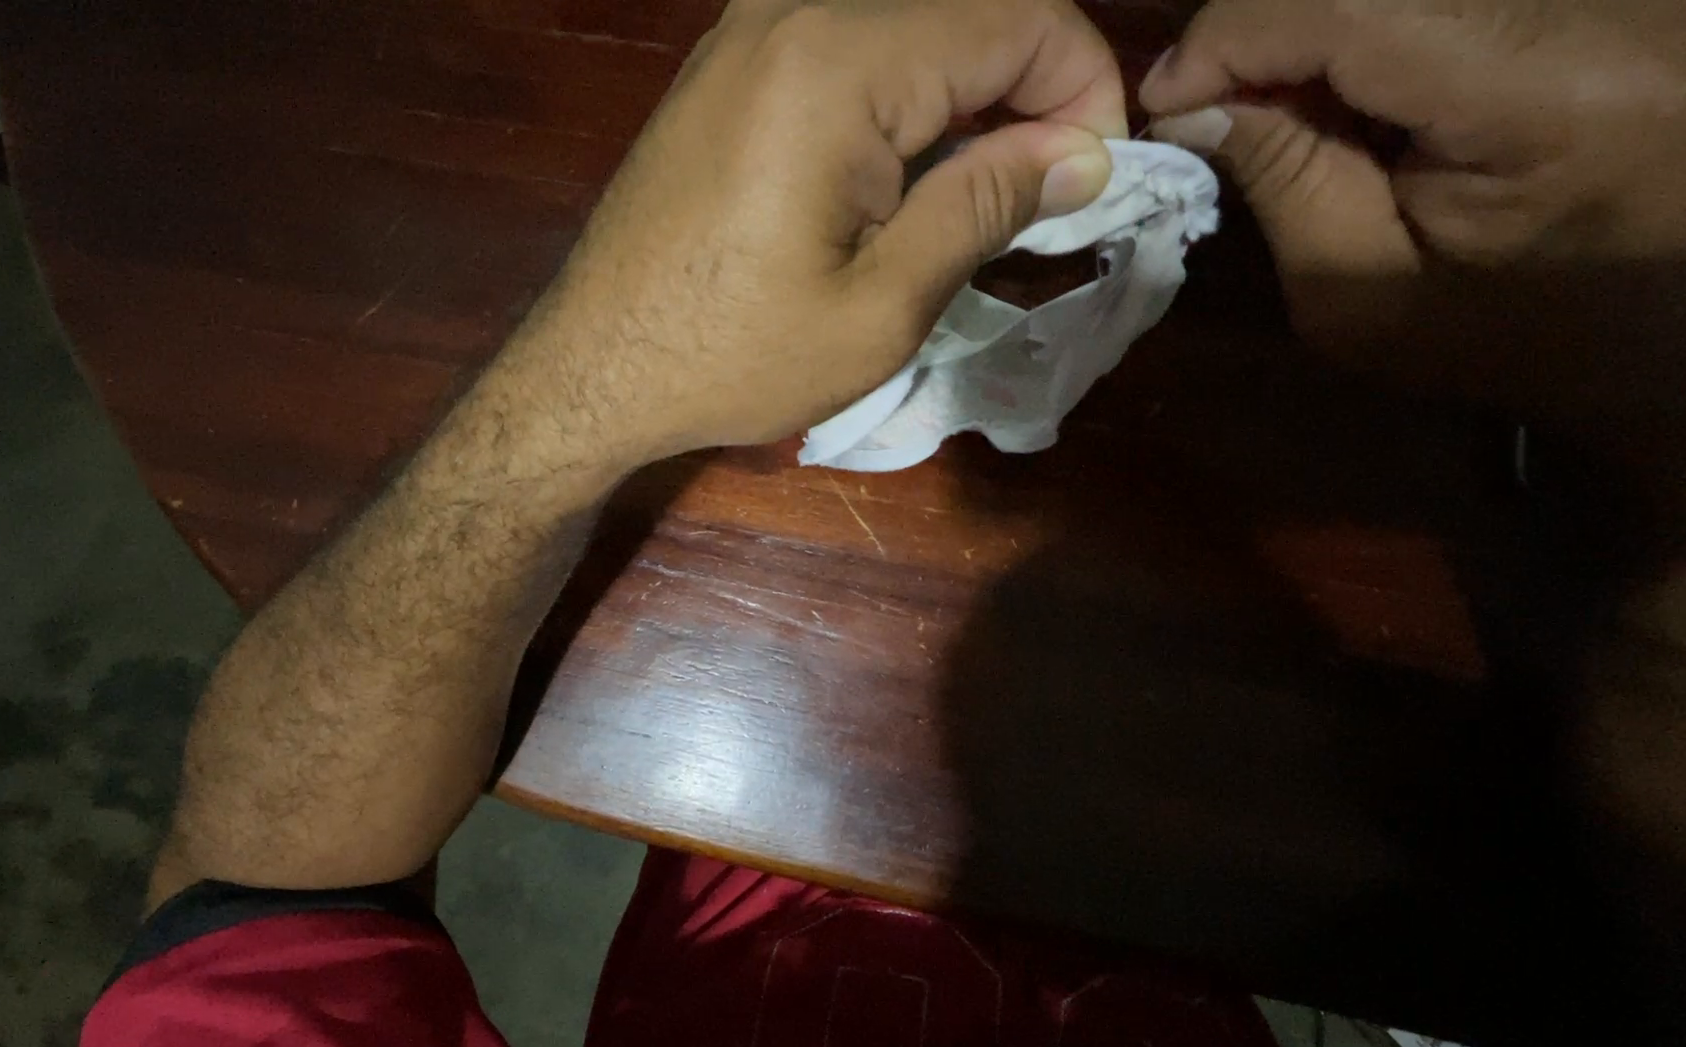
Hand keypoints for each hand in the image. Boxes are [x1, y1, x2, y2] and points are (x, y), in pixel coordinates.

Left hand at [510, 0, 1125, 467]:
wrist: (592, 371)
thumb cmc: (732, 357)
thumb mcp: (878, 309)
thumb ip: (983, 209)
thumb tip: (1079, 152)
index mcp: (838, 61)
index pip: (1017, 18)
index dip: (1082, 87)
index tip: (1092, 177)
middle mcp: (790, 14)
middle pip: (960, 12)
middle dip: (1025, 92)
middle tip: (1041, 194)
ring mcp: (745, 37)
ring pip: (903, 33)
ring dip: (960, 101)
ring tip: (978, 195)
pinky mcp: (724, 74)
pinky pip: (843, 56)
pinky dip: (896, 104)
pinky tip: (902, 175)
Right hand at [1141, 0, 1685, 348]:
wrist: (1661, 325)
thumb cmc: (1500, 338)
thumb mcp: (1360, 293)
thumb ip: (1283, 184)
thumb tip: (1190, 108)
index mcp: (1545, 92)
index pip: (1357, 3)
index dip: (1233, 33)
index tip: (1159, 100)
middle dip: (1253, 29)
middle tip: (1197, 106)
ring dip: (1293, 33)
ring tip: (1255, 105)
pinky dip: (1342, 33)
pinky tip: (1322, 90)